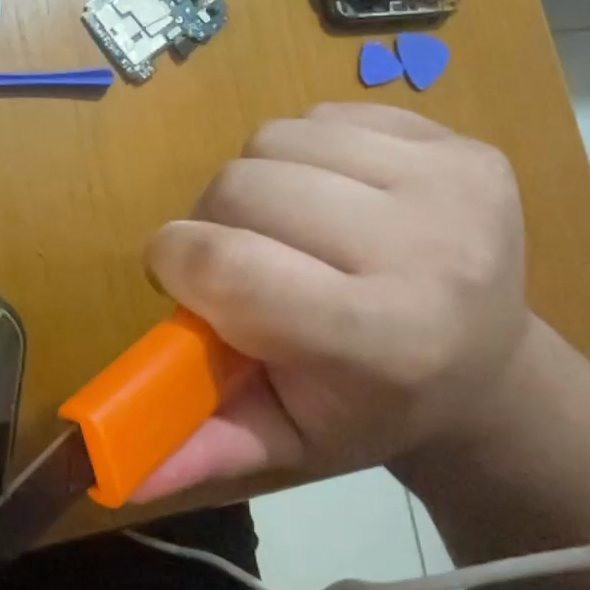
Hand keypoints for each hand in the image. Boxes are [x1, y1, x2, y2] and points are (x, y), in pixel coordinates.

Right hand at [135, 103, 535, 499]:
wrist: (489, 370)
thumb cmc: (366, 410)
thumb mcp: (284, 443)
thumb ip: (198, 448)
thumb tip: (100, 472)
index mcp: (377, 339)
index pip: (228, 265)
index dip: (175, 262)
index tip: (178, 281)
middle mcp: (426, 252)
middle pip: (240, 187)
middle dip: (212, 222)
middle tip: (237, 260)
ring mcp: (452, 185)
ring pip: (273, 139)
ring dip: (254, 183)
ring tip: (283, 229)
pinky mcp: (465, 144)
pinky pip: (322, 117)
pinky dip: (302, 153)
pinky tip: (329, 199)